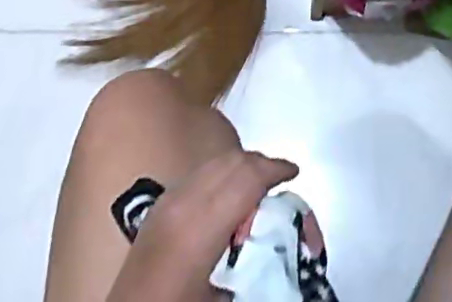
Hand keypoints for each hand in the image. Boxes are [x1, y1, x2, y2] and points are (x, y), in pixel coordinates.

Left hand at [109, 151, 298, 301]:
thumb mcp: (221, 300)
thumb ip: (252, 267)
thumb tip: (276, 248)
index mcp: (201, 229)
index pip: (247, 177)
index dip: (275, 169)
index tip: (294, 175)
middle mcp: (183, 204)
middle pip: (232, 163)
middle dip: (261, 164)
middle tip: (280, 182)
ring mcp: (167, 203)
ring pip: (215, 163)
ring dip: (241, 168)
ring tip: (257, 191)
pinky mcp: (157, 209)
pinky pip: (198, 175)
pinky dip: (221, 176)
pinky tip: (227, 202)